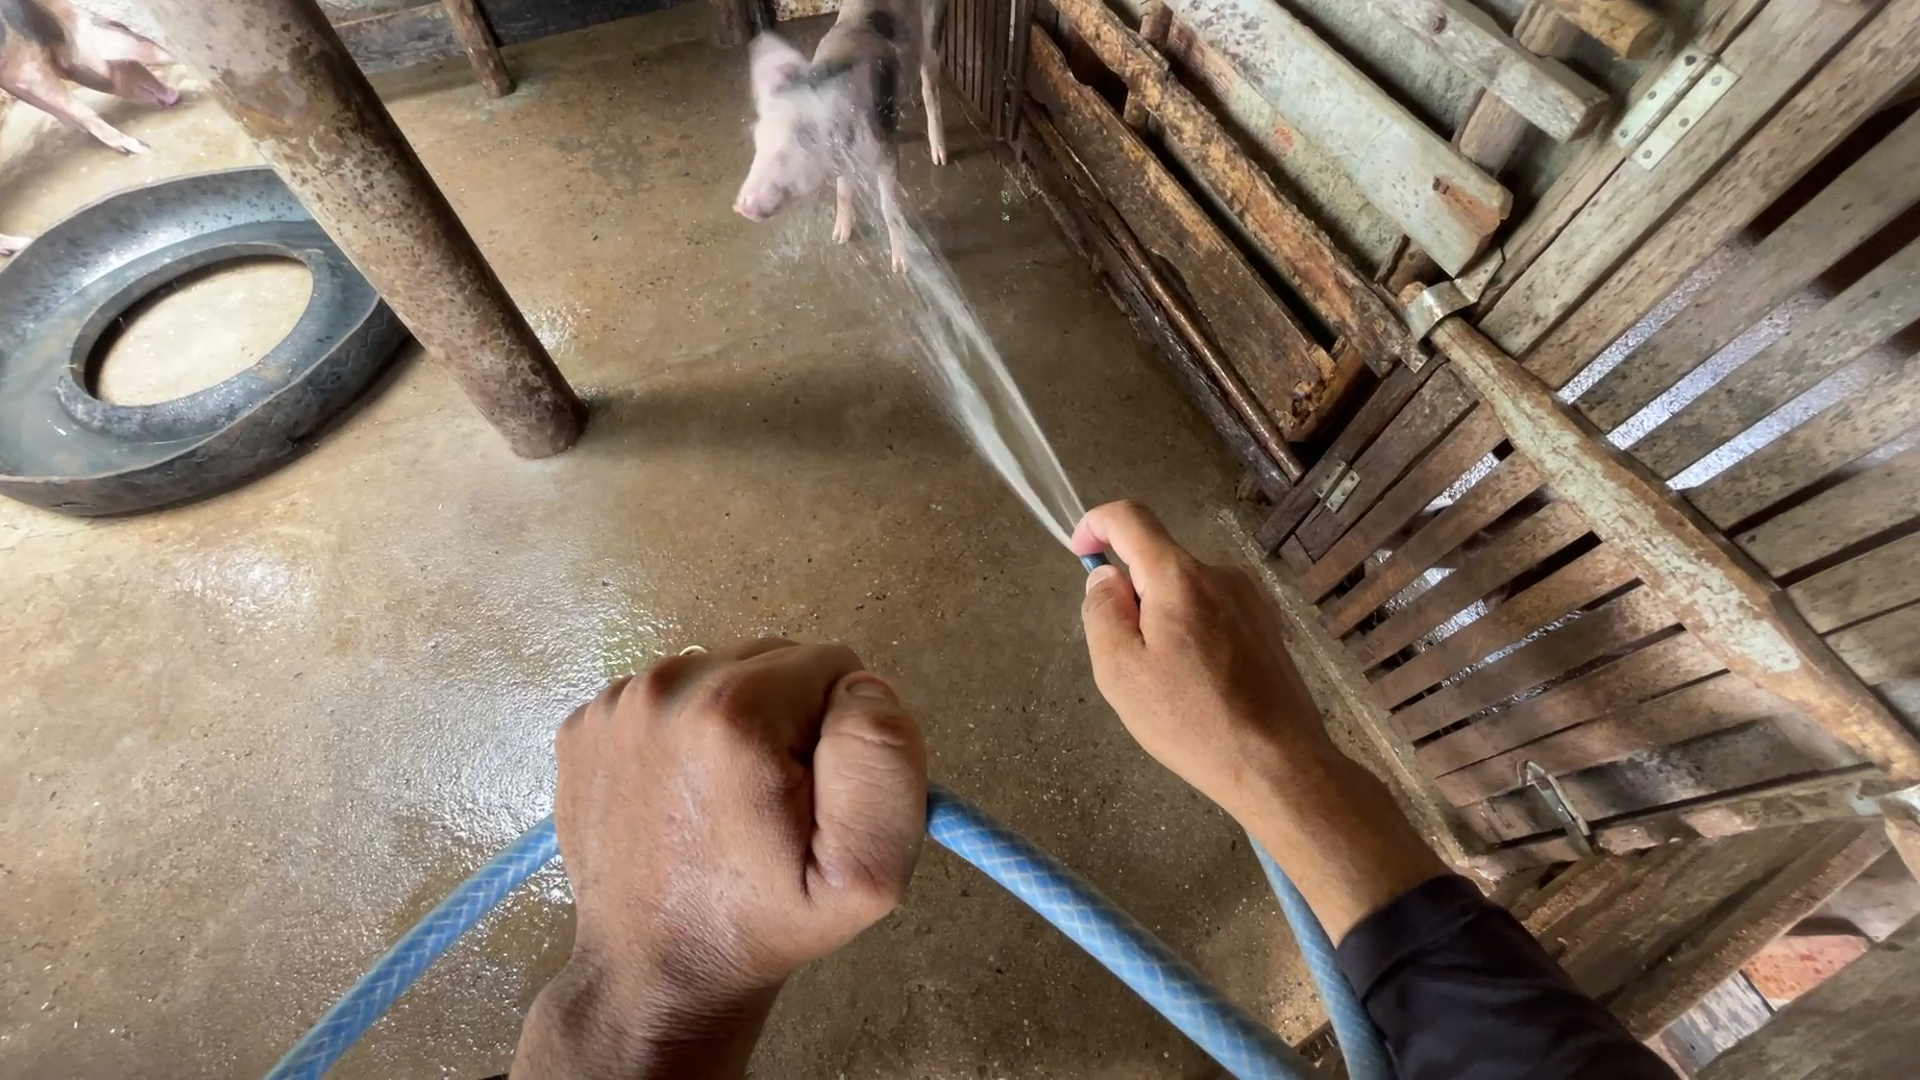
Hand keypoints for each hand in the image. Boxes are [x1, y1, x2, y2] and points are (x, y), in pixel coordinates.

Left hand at [513, 639, 927, 1078]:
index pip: (832, 665)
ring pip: (726, 670)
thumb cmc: (766, 922)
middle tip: (779, 794)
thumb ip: (885, 761)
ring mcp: (616, 703)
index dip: (840, 728)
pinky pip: (675, 694)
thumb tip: (862, 684)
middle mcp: (665, 686)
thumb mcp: (865, 871)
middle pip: (776, 659)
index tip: (816, 790)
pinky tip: (685, 787)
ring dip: (743, 717)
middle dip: (793, 714)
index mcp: (734, 710)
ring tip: (730, 793)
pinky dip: (690, 727)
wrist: (654, 973)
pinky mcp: (586, 721)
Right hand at [1074, 501, 1445, 940]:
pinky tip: (1200, 684)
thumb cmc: (1191, 720)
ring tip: (1166, 681)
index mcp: (1179, 577)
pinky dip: (1190, 630)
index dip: (1096, 524)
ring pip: (1184, 589)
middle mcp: (1220, 574)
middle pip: (1157, 560)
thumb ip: (1102, 611)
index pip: (1130, 518)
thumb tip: (1106, 577)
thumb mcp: (1121, 671)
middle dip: (1130, 594)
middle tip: (1127, 658)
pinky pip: (1212, 610)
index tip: (1080, 552)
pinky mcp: (1268, 626)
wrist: (1280, 765)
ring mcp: (1251, 599)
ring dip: (1161, 617)